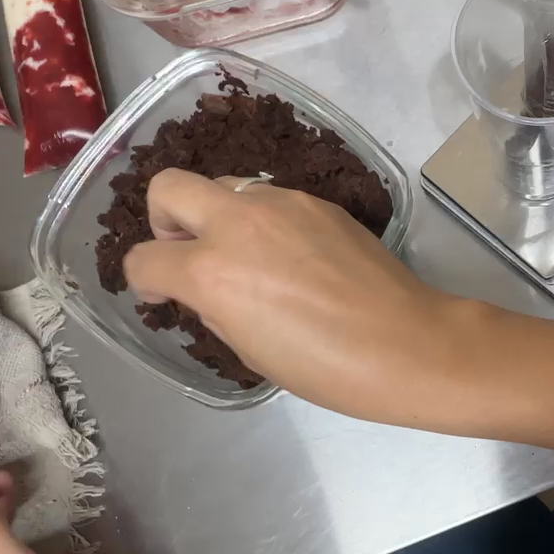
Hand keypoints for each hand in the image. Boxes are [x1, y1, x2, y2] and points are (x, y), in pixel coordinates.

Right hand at [123, 168, 486, 425]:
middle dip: (166, 220)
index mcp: (212, 271)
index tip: (163, 296)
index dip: (145, 282)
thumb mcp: (252, 351)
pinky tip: (297, 257)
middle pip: (169, 188)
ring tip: (252, 257)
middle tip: (192, 254)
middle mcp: (240, 223)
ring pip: (226, 186)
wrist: (408, 344)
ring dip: (221, 216)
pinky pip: (273, 198)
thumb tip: (205, 290)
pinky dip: (266, 220)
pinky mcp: (321, 202)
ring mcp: (284, 204)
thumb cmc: (328, 367)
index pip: (144, 258)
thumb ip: (215, 308)